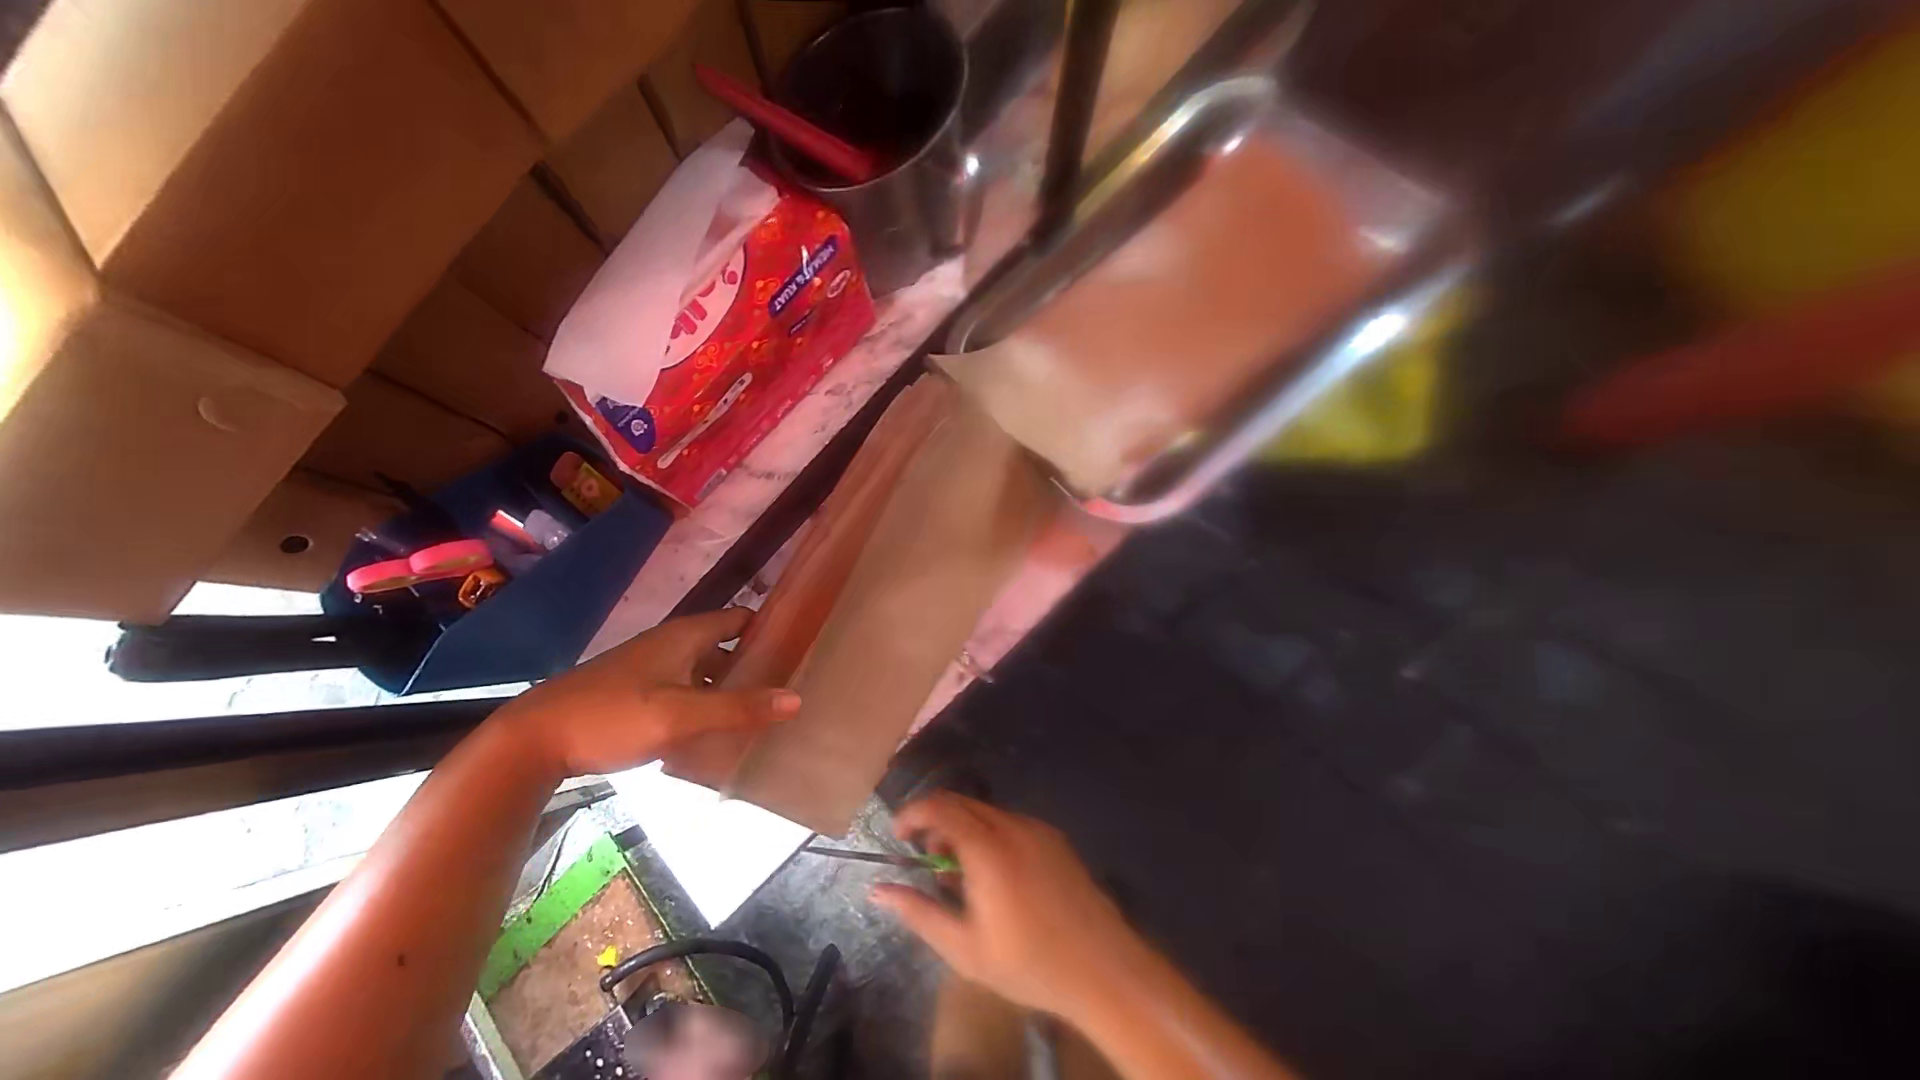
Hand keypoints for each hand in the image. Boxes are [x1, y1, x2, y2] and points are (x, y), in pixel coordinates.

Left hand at [496, 608, 798, 776]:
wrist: (534, 740)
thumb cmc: (613, 717)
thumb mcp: (681, 715)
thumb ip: (738, 707)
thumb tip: (796, 698)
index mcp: (684, 636)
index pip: (739, 617)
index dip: (770, 627)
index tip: (802, 646)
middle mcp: (671, 646)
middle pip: (725, 646)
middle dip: (755, 663)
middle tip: (791, 687)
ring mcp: (651, 671)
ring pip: (705, 672)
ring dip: (731, 688)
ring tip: (764, 713)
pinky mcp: (637, 696)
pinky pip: (685, 693)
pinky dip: (706, 705)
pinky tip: (718, 733)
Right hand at [869, 793, 1153, 1020]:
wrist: (1104, 968)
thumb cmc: (1029, 963)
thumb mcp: (964, 948)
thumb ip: (918, 913)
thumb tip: (877, 890)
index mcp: (987, 848)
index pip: (939, 806)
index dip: (912, 813)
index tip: (898, 836)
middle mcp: (1012, 826)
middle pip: (962, 803)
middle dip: (935, 822)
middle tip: (927, 862)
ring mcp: (1038, 829)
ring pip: (987, 813)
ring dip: (963, 831)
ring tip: (961, 878)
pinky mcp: (1056, 839)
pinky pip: (1011, 824)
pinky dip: (990, 836)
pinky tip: (995, 878)